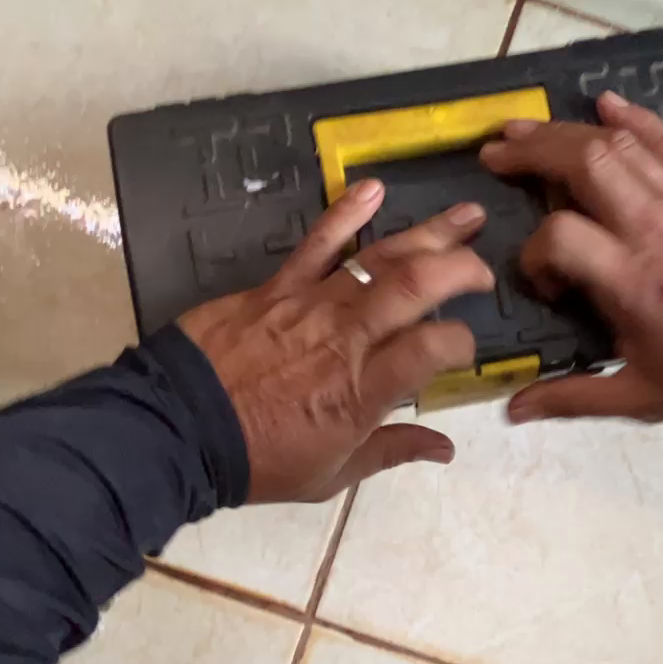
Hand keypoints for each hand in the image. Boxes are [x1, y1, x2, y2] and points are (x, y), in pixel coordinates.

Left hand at [179, 180, 494, 502]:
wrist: (180, 430)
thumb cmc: (260, 459)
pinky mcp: (277, 287)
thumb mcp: (332, 474)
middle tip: (482, 268)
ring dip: (428, 234)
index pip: (434, 348)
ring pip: (379, 258)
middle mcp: (346, 338)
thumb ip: (392, 451)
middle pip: (416, 287)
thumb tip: (445, 448)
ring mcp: (311, 305)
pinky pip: (316, 243)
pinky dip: (345, 213)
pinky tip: (373, 189)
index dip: (462, 342)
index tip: (464, 348)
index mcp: (363, 390)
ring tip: (465, 216)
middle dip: (461, 269)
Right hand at [480, 91, 662, 422]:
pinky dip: (635, 117)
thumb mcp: (642, 396)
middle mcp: (652, 229)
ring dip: (565, 131)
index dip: (535, 255)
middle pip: (585, 164)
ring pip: (618, 145)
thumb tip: (513, 411)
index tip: (546, 285)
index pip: (560, 237)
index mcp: (632, 282)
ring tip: (524, 129)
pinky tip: (605, 102)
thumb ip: (573, 398)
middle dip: (532, 152)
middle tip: (494, 154)